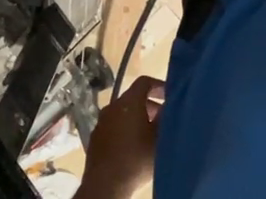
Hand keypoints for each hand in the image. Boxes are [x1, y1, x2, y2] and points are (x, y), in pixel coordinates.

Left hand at [81, 77, 163, 198]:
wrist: (105, 184)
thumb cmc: (136, 158)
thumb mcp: (159, 138)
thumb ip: (165, 118)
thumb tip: (168, 107)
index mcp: (129, 101)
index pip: (144, 81)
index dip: (159, 86)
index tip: (169, 97)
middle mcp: (112, 106)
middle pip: (133, 97)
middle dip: (149, 105)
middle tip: (162, 119)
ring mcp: (101, 122)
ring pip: (122, 113)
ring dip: (136, 118)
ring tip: (148, 134)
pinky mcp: (95, 138)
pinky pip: (113, 126)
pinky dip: (124, 129)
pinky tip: (131, 146)